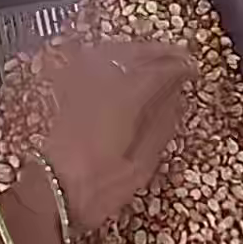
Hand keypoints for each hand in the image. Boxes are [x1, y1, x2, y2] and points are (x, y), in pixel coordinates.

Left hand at [36, 41, 194, 232]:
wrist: (49, 193)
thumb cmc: (99, 187)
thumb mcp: (140, 166)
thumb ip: (160, 127)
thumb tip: (175, 97)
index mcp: (124, 100)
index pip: (156, 71)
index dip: (177, 67)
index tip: (193, 69)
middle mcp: (102, 85)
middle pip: (133, 54)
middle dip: (159, 51)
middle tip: (181, 55)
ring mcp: (82, 87)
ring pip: (111, 53)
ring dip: (136, 49)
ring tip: (156, 54)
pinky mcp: (70, 96)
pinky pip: (95, 62)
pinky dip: (114, 55)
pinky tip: (121, 61)